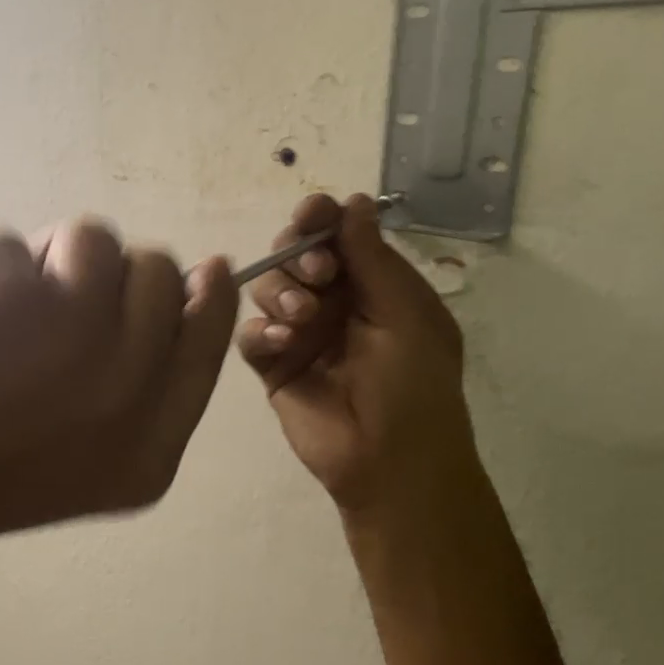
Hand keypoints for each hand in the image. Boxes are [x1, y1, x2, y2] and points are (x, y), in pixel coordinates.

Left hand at [0, 219, 239, 561]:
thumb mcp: (73, 455)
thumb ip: (134, 379)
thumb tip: (196, 276)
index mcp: (147, 451)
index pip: (208, 337)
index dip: (201, 294)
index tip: (196, 270)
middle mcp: (127, 392)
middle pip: (160, 273)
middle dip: (105, 276)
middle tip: (46, 312)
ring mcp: (75, 335)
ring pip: (94, 238)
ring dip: (44, 262)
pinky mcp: (15, 288)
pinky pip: (14, 239)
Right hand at [236, 194, 475, 511]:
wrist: (390, 461)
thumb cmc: (414, 385)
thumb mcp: (406, 314)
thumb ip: (373, 258)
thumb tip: (354, 203)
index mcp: (372, 286)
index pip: (337, 236)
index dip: (320, 218)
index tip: (311, 213)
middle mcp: (332, 303)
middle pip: (294, 255)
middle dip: (299, 254)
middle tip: (320, 275)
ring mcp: (299, 333)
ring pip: (267, 288)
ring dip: (280, 291)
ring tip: (303, 317)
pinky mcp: (272, 366)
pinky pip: (249, 334)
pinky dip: (258, 330)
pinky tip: (279, 341)